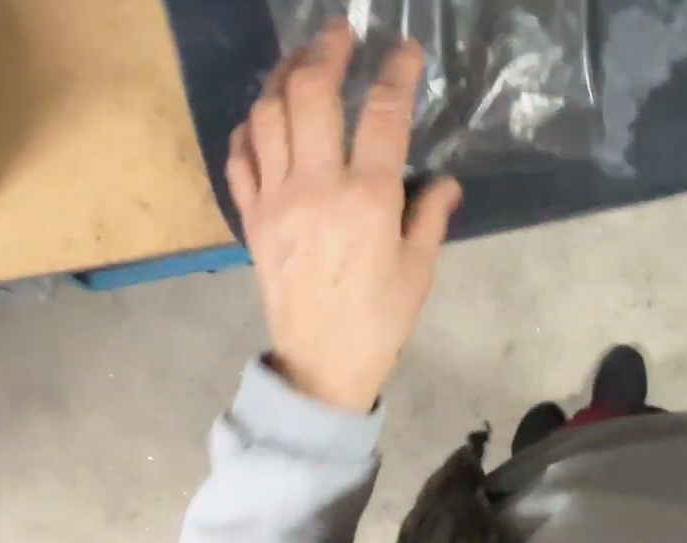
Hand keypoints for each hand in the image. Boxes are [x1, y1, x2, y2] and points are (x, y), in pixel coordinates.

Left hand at [228, 20, 462, 412]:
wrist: (321, 366)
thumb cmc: (378, 324)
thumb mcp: (417, 273)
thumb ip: (429, 219)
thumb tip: (446, 184)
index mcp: (368, 200)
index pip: (383, 114)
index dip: (397, 71)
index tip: (405, 50)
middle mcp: (318, 186)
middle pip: (312, 93)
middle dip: (327, 50)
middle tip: (341, 32)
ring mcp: (277, 200)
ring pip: (268, 114)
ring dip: (282, 75)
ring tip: (299, 60)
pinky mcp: (252, 219)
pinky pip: (240, 157)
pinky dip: (249, 127)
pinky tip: (263, 116)